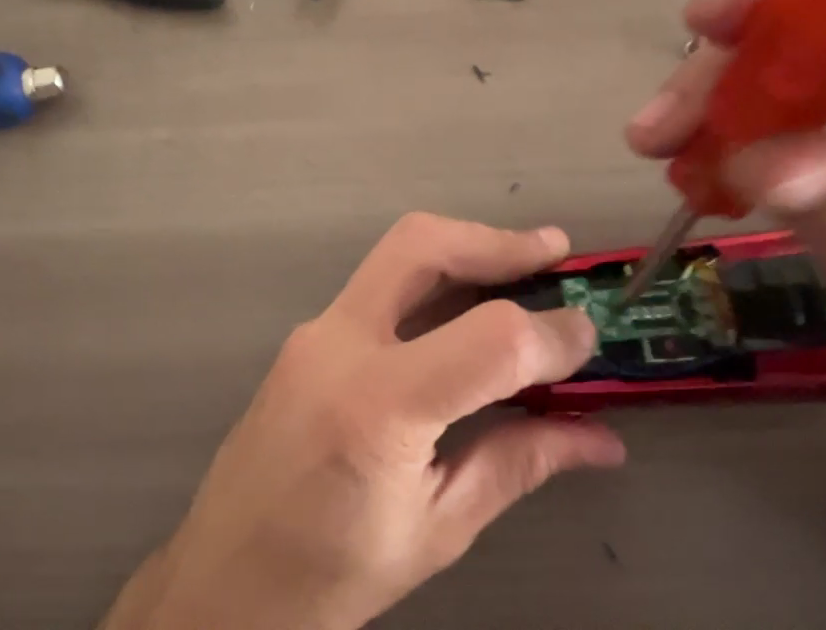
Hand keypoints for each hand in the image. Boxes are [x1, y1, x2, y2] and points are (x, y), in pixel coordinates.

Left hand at [100, 214, 623, 629]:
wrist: (224, 582)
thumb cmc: (333, 571)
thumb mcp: (439, 527)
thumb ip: (519, 464)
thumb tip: (601, 438)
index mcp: (377, 408)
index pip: (489, 339)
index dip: (552, 333)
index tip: (590, 340)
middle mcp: (337, 347)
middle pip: (423, 247)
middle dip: (497, 243)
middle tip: (557, 252)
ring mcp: (314, 335)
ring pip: (395, 254)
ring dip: (464, 250)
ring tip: (525, 265)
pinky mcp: (307, 338)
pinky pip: (378, 287)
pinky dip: (433, 281)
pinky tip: (468, 308)